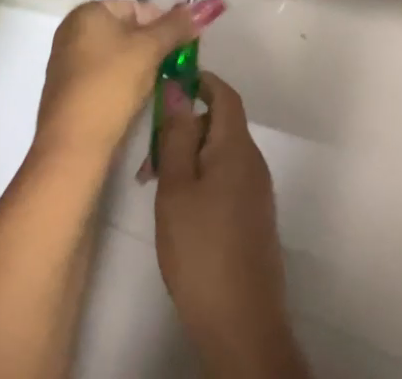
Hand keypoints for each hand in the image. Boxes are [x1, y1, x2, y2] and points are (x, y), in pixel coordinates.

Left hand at [35, 0, 225, 160]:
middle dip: (152, 47)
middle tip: (170, 68)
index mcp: (88, 12)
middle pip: (126, 30)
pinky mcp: (68, 86)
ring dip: (139, 66)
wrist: (74, 140)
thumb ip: (176, 26)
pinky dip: (121, 81)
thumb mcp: (150, 50)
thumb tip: (203, 8)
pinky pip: (103, 74)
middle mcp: (72, 29)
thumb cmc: (112, 83)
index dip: (164, 25)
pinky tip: (132, 99)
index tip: (180, 49)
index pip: (137, 7)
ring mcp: (67, 58)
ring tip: (154, 85)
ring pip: (116, 54)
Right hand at [154, 72, 302, 375]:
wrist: (240, 321)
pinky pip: (224, 178)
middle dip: (182, 127)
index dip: (198, 80)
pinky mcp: (251, 217)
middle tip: (145, 154)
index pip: (224, 94)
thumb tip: (177, 88)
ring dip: (185, 156)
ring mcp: (255, 191)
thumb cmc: (200, 248)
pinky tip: (174, 207)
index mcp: (237, 148)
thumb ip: (176, 136)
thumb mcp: (176, 187)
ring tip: (151, 184)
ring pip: (218, 153)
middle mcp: (252, 163)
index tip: (164, 82)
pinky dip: (197, 178)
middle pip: (219, 123)